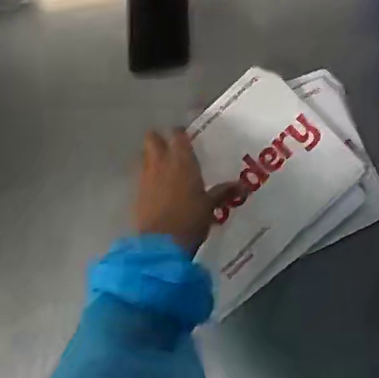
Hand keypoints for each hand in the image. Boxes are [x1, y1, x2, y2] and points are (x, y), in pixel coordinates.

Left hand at [132, 129, 233, 256]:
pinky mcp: (136, 192)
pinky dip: (147, 176)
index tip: (187, 136)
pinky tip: (156, 187)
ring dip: (151, 157)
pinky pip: (140, 175)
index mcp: (182, 159)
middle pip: (153, 137)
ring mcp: (145, 175)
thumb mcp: (210, 206)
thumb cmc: (190, 219)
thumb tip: (243, 185)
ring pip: (143, 154)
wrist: (161, 244)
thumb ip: (223, 192)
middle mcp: (161, 161)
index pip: (178, 134)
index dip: (181, 132)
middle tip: (172, 149)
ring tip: (164, 168)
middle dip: (159, 139)